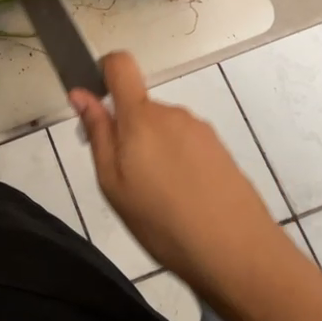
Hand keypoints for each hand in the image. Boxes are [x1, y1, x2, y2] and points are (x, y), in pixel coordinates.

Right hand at [70, 52, 284, 282]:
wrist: (241, 255)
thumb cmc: (164, 221)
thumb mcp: (114, 184)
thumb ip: (98, 134)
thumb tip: (80, 94)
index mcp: (141, 116)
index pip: (120, 65)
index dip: (104, 72)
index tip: (99, 103)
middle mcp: (172, 113)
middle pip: (140, 107)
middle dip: (129, 133)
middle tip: (129, 179)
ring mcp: (200, 131)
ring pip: (163, 130)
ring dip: (155, 152)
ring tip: (161, 199)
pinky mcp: (221, 151)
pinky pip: (187, 146)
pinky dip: (179, 165)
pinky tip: (185, 202)